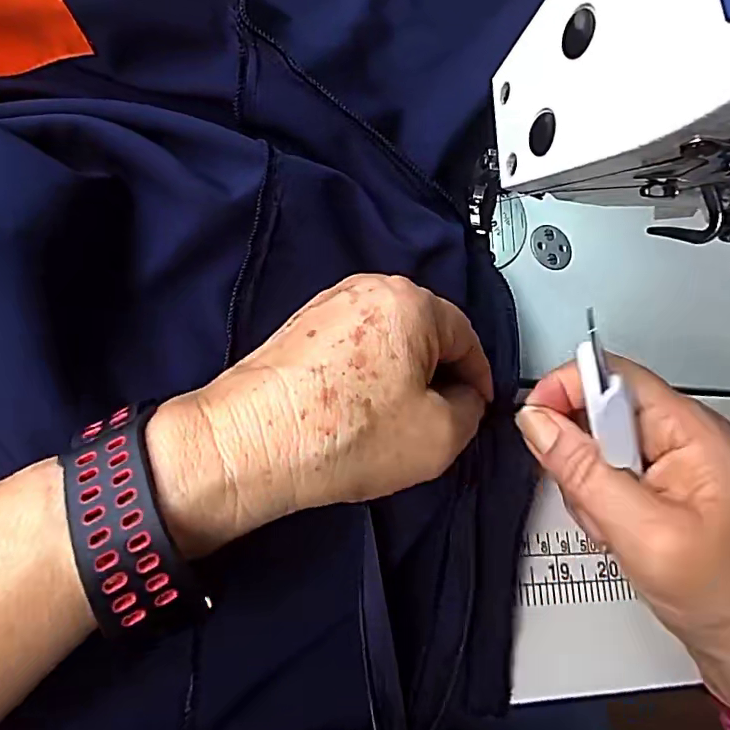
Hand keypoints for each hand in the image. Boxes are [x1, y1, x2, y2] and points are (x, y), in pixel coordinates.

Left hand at [144, 274, 493, 556]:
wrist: (253, 439)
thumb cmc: (338, 431)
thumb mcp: (442, 435)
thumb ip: (470, 408)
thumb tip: (461, 398)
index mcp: (407, 301)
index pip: (465, 335)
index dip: (476, 377)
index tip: (475, 403)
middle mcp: (363, 290)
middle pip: (422, 332)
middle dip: (433, 374)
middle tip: (434, 417)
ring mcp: (325, 306)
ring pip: (383, 340)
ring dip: (394, 375)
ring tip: (384, 421)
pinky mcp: (298, 327)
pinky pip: (348, 347)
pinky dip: (359, 375)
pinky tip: (351, 411)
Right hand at [516, 358, 729, 729]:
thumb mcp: (641, 530)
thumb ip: (581, 469)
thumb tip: (536, 420)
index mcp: (695, 434)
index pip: (614, 375)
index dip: (566, 388)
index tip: (535, 419)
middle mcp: (684, 439)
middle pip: (598, 410)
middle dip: (577, 452)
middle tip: (589, 495)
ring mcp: (673, 463)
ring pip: (594, 443)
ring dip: (586, 483)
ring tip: (612, 524)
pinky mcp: (660, 485)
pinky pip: (603, 471)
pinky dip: (595, 499)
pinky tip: (617, 530)